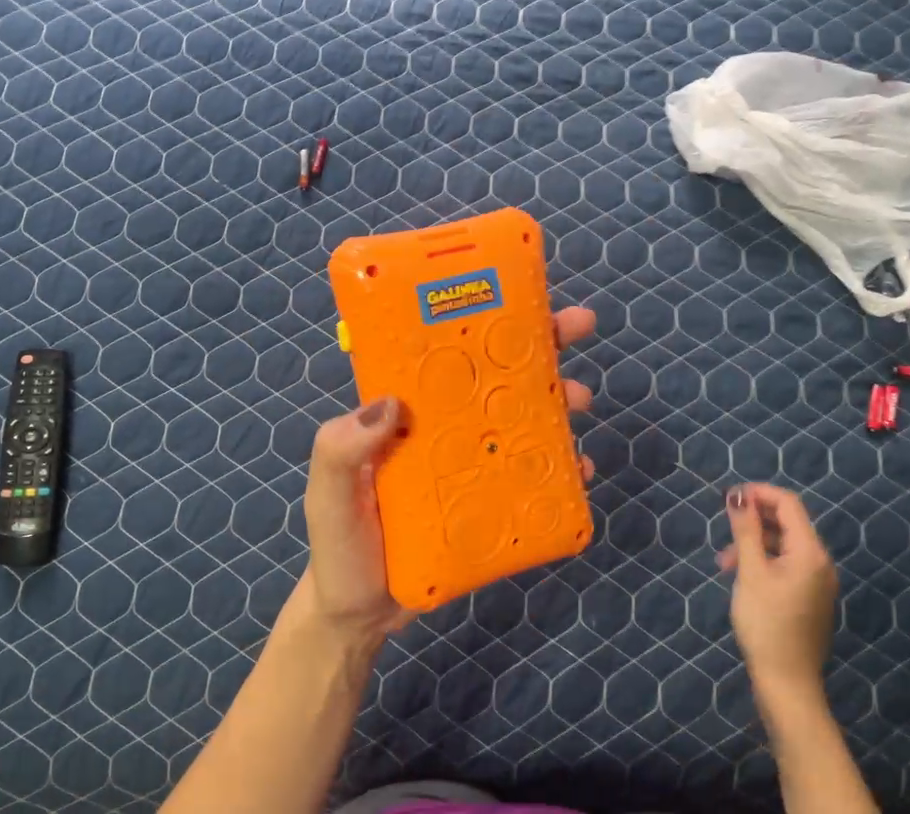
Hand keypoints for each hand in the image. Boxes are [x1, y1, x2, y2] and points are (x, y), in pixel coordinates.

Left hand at [301, 306, 599, 638]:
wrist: (362, 615)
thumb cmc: (340, 548)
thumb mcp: (328, 496)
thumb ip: (341, 451)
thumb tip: (390, 402)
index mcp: (401, 410)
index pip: (440, 350)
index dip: (476, 318)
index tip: (514, 293)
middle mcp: (439, 427)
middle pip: (490, 374)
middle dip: (535, 344)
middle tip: (574, 327)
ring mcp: (467, 462)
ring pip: (517, 417)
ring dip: (554, 399)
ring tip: (580, 399)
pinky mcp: (489, 501)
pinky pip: (529, 473)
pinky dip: (558, 465)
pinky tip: (579, 468)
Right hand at [718, 482, 838, 693]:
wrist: (787, 681)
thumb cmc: (766, 622)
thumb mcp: (750, 572)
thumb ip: (745, 530)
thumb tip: (737, 495)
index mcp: (810, 552)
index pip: (788, 504)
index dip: (758, 494)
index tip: (728, 498)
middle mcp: (820, 562)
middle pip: (787, 523)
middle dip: (754, 521)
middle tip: (723, 532)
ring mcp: (817, 582)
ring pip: (784, 546)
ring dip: (754, 544)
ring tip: (725, 563)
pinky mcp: (809, 598)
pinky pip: (787, 566)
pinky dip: (764, 562)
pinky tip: (742, 578)